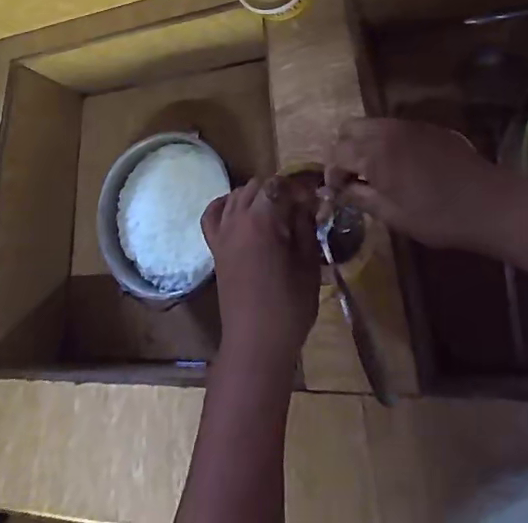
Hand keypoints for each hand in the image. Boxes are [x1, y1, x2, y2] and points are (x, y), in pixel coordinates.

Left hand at [200, 176, 319, 362]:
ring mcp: (221, 232)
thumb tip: (305, 204)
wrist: (256, 341)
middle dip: (279, 189)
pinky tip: (241, 211)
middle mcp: (236, 219)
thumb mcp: (308, 265)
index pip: (278, 185)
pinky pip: (213, 214)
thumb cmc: (289, 307)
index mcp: (261, 221)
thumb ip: (305, 227)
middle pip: (256, 186)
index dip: (298, 186)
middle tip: (300, 206)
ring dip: (256, 195)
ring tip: (277, 212)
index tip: (314, 197)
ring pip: (236, 196)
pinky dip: (225, 205)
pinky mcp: (215, 247)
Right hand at [325, 117, 515, 251]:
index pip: (336, 154)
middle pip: (348, 129)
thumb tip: (338, 191)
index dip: (332, 174)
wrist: (492, 203)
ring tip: (374, 171)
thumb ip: (360, 197)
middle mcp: (385, 131)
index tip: (337, 192)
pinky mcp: (427, 127)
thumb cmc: (439, 216)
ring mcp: (408, 125)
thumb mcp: (393, 215)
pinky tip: (399, 165)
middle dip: (343, 151)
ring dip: (363, 143)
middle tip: (352, 176)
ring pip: (370, 124)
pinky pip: (393, 127)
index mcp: (373, 154)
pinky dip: (385, 140)